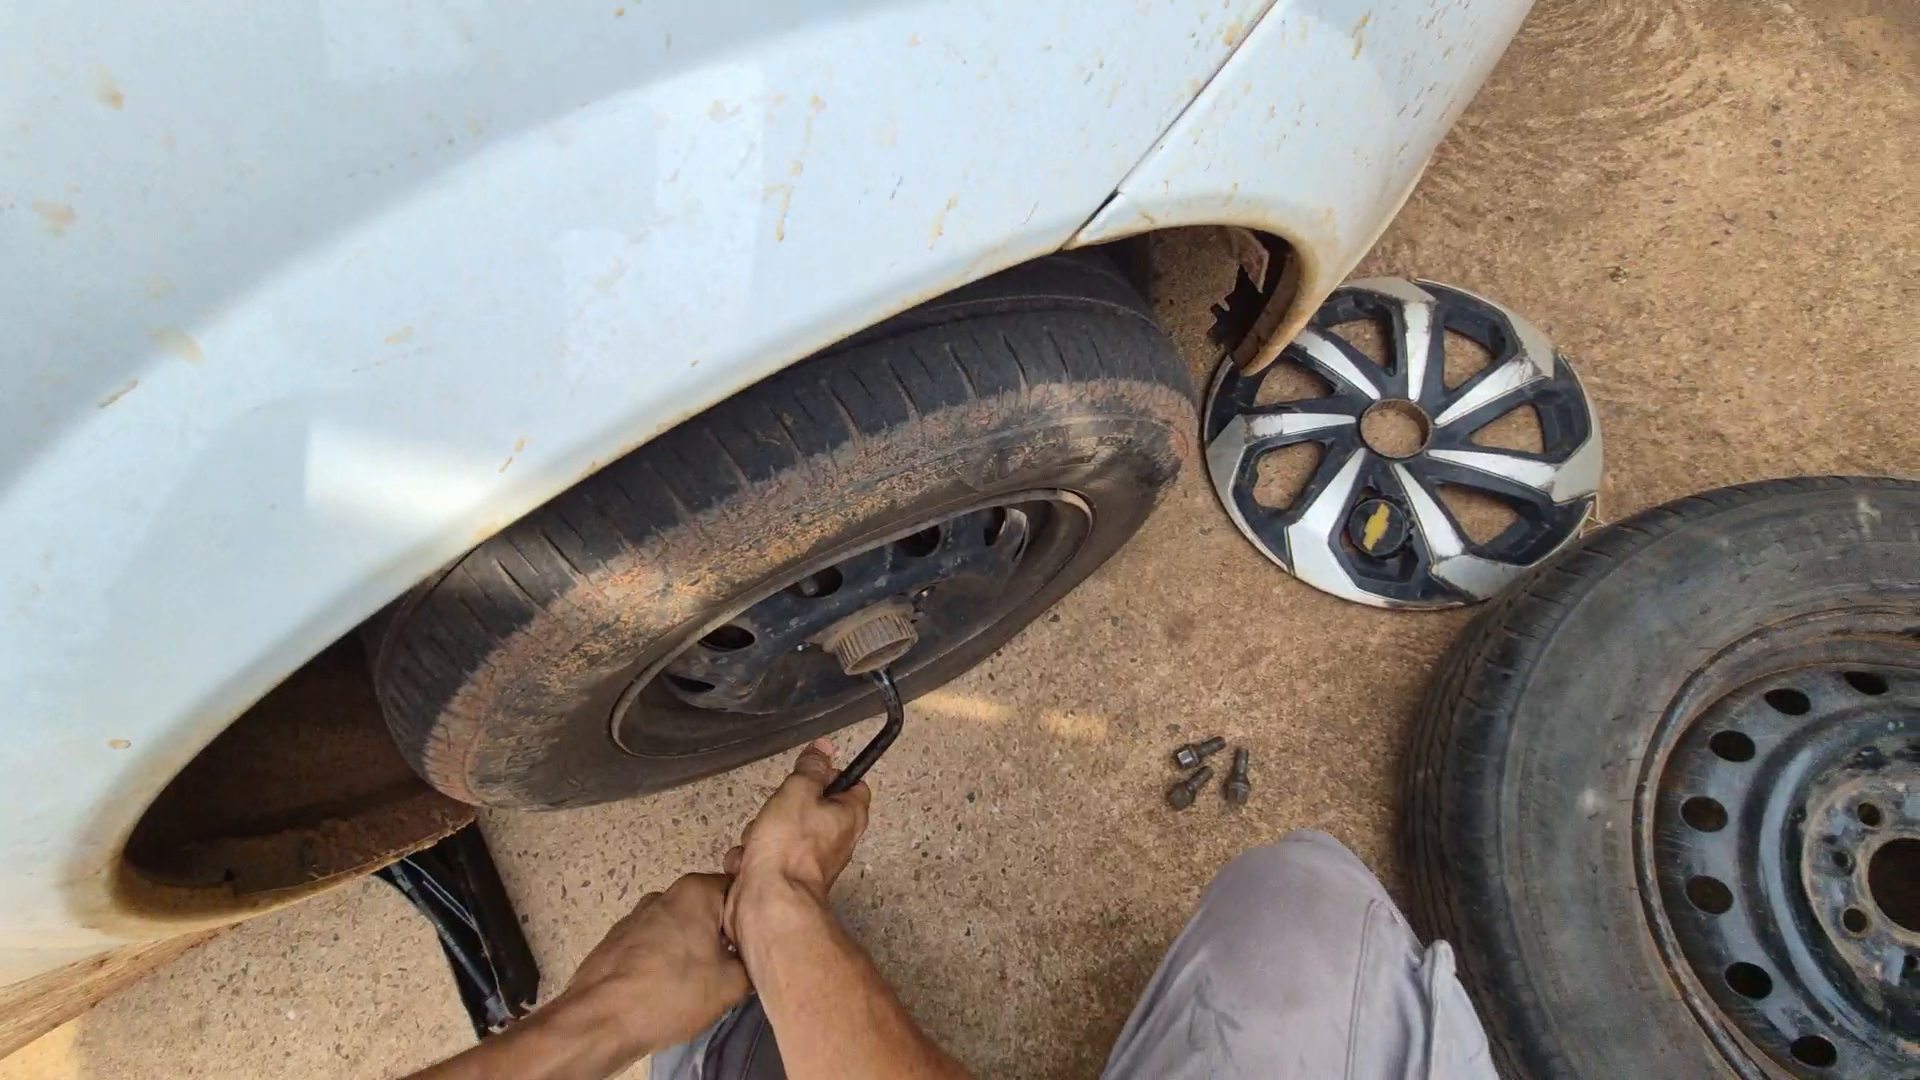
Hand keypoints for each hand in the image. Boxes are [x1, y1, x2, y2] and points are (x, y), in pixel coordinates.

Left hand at [549, 872, 749, 1058]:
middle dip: (720, 937)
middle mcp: (666, 893)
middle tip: (728, 969)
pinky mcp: (615, 941)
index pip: (740, 891)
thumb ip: (754, 963)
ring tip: (693, 984)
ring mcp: (636, 916)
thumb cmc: (668, 993)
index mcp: (696, 890)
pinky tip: (662, 990)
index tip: (752, 946)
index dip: (750, 920)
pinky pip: (652, 945)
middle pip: (709, 909)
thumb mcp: (731, 985)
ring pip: (679, 928)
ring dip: (690, 949)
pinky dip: (662, 962)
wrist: (594, 1025)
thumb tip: (757, 959)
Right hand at [723, 737, 871, 942]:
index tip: (809, 772)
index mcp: (849, 816)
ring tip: (757, 842)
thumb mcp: (798, 791)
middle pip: (809, 806)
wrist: (767, 904)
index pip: (851, 784)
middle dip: (782, 806)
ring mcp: (808, 861)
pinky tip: (746, 863)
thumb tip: (824, 748)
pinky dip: (750, 858)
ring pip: (780, 831)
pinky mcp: (782, 879)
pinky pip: (763, 857)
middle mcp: (834, 840)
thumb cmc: (788, 849)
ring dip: (759, 833)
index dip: (829, 774)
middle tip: (776, 811)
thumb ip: (811, 768)